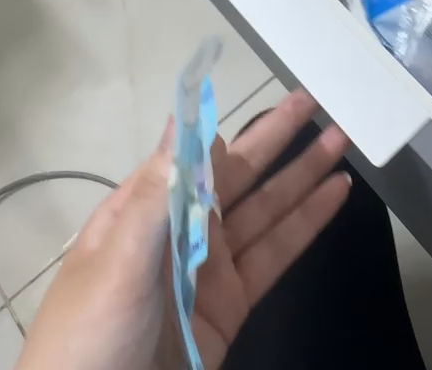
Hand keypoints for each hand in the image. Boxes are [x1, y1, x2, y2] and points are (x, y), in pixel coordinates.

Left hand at [15, 91, 351, 369]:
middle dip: (278, 137)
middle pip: (239, 174)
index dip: (236, 121)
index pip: (200, 153)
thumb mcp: (115, 262)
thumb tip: (184, 116)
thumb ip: (158, 192)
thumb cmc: (89, 338)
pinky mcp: (231, 305)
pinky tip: (335, 194)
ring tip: (342, 139)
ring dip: (303, 175)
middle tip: (317, 100)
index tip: (264, 93)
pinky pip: (275, 254)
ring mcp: (209, 268)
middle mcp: (181, 231)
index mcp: (147, 210)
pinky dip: (307, 223)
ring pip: (265, 209)